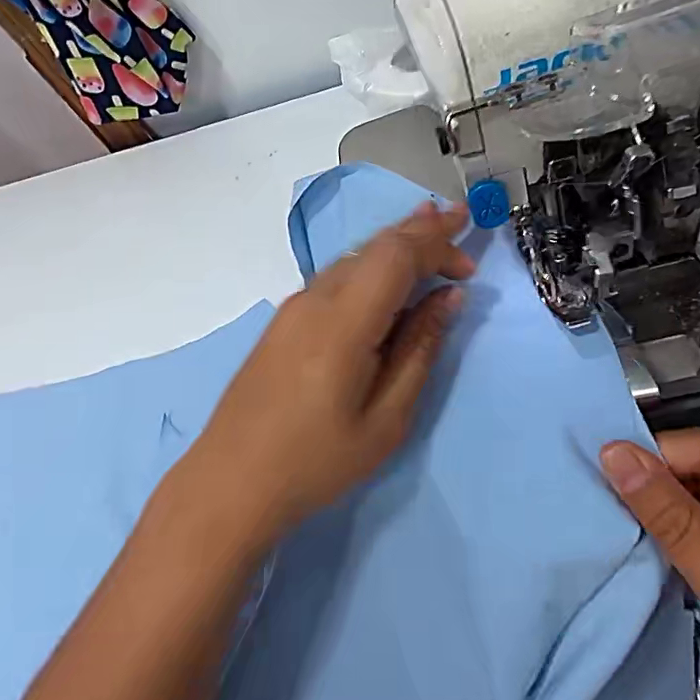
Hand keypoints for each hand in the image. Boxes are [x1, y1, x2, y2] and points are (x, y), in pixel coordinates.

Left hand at [180, 201, 475, 542]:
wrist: (230, 482)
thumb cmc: (316, 461)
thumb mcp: (386, 419)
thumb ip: (420, 350)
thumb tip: (448, 299)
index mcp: (343, 321)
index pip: (396, 257)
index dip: (437, 247)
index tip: (469, 264)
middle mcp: (315, 299)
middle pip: (374, 247)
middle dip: (420, 230)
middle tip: (458, 216)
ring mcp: (294, 307)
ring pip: (353, 258)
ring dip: (394, 244)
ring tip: (429, 230)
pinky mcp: (284, 321)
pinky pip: (337, 277)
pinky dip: (371, 266)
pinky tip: (386, 275)